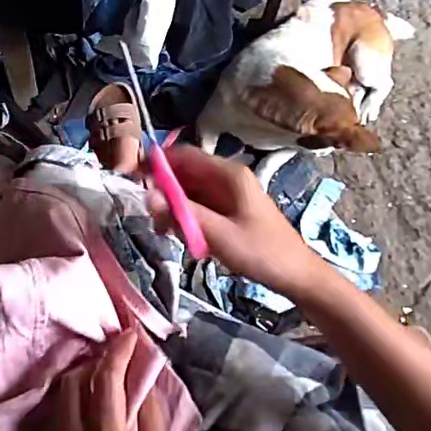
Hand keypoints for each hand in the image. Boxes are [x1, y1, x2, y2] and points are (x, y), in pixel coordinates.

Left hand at [49, 327, 171, 430]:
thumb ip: (151, 415)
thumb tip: (145, 378)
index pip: (106, 379)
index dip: (119, 350)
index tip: (131, 335)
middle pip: (74, 381)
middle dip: (95, 360)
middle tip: (117, 357)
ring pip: (59, 398)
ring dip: (79, 378)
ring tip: (102, 377)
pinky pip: (53, 419)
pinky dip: (69, 402)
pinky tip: (86, 405)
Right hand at [148, 145, 326, 300]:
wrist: (295, 274)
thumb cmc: (261, 252)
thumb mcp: (219, 235)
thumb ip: (183, 214)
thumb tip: (148, 196)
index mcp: (229, 174)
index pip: (185, 155)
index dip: (158, 164)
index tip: (135, 182)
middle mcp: (227, 178)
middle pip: (185, 174)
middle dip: (164, 193)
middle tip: (153, 218)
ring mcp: (228, 195)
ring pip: (189, 192)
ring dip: (174, 210)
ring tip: (168, 232)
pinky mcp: (229, 212)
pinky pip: (199, 207)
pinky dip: (187, 219)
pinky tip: (184, 238)